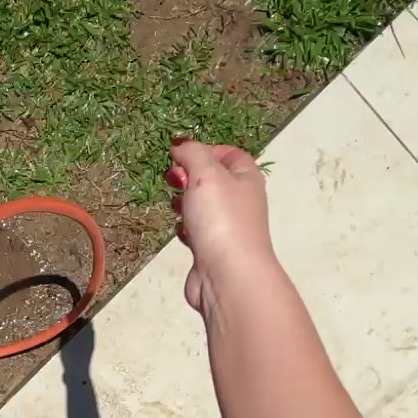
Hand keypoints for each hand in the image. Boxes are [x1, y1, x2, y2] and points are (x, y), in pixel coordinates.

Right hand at [166, 140, 279, 317]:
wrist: (227, 273)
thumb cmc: (220, 219)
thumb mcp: (206, 175)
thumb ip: (192, 154)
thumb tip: (180, 145)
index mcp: (246, 177)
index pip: (227, 153)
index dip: (203, 151)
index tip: (178, 158)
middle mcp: (240, 199)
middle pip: (213, 179)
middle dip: (189, 177)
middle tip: (172, 181)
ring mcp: (227, 226)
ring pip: (203, 206)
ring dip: (185, 203)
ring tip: (173, 205)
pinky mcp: (212, 248)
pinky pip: (197, 230)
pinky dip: (185, 228)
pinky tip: (179, 231)